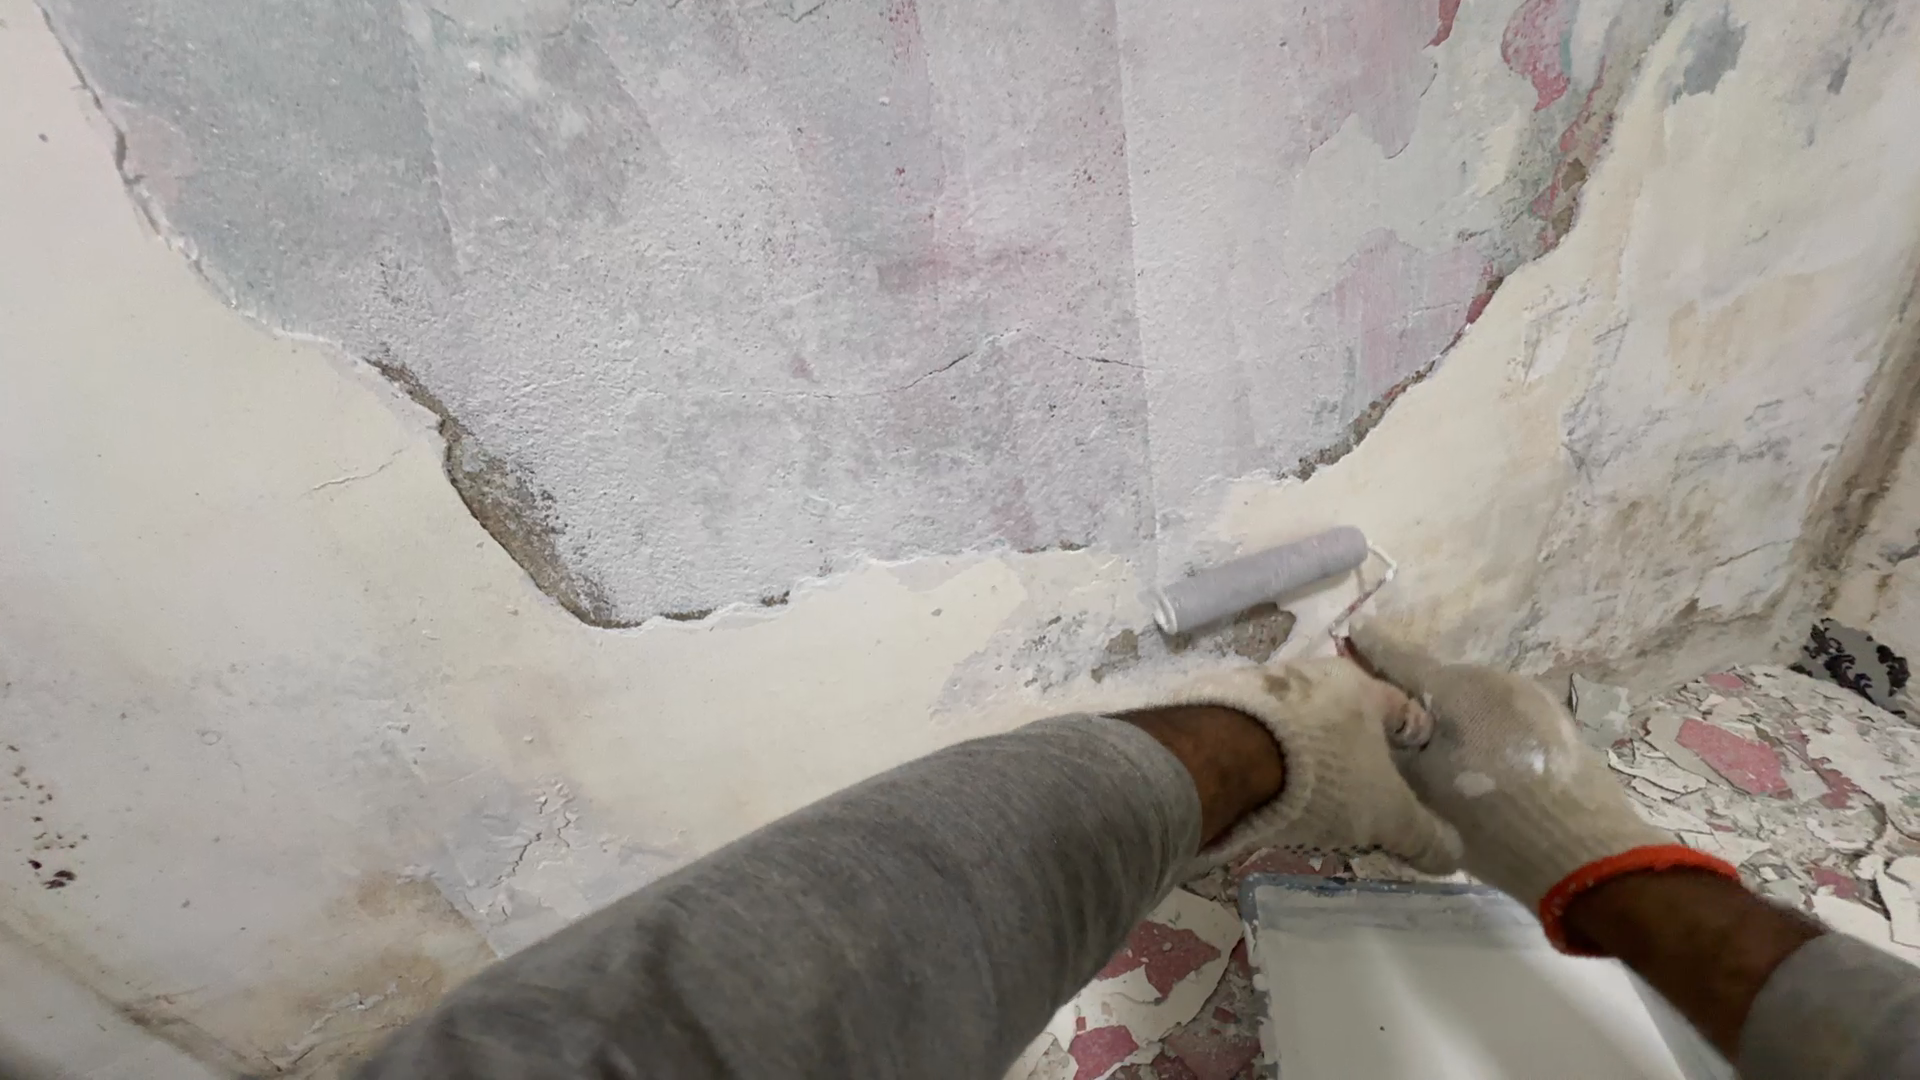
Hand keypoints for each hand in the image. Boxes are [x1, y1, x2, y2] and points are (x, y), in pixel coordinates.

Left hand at [1160, 656, 1463, 874]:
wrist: (1224, 756)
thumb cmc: (1323, 777)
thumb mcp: (1387, 816)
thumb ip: (1424, 835)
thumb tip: (1451, 855)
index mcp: (1357, 687)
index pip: (1401, 708)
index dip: (1414, 737)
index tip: (1417, 759)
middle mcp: (1307, 673)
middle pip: (1342, 712)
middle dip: (1351, 746)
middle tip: (1356, 784)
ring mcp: (1257, 684)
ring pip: (1294, 719)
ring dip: (1301, 749)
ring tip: (1304, 788)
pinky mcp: (1217, 701)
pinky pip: (1250, 728)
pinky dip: (1259, 751)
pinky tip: (1258, 781)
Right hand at [1346, 623, 1670, 906]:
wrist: (1592, 862)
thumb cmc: (1487, 820)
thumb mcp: (1414, 781)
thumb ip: (1388, 734)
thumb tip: (1373, 708)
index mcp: (1454, 686)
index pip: (1397, 655)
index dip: (1369, 647)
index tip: (1353, 633)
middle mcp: (1493, 678)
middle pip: (1434, 680)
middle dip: (1410, 697)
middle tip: (1391, 730)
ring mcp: (1532, 698)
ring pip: (1468, 699)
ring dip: (1447, 717)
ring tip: (1436, 756)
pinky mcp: (1557, 723)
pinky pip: (1498, 716)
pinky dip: (1478, 731)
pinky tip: (1477, 766)